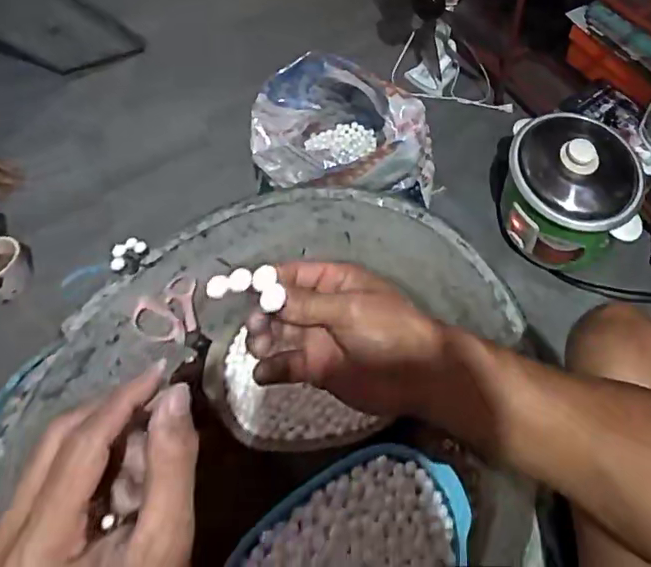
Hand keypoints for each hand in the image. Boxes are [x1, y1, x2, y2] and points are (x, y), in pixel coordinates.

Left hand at [0, 366, 198, 566]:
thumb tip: (177, 395)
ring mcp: (0, 547)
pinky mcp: (9, 553)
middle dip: (113, 412)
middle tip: (160, 408)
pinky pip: (47, 486)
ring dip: (103, 437)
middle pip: (58, 440)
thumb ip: (171, 466)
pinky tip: (121, 486)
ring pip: (49, 459)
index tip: (165, 371)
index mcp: (37, 543)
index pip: (82, 442)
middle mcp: (4, 537)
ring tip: (146, 451)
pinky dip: (89, 467)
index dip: (125, 398)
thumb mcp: (162, 546)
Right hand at [245, 262, 447, 418]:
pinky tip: (265, 373)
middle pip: (278, 305)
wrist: (416, 374)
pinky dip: (271, 369)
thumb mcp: (349, 310)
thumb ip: (308, 304)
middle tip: (255, 326)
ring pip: (278, 334)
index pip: (292, 275)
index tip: (235, 286)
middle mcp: (320, 307)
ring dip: (262, 339)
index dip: (264, 279)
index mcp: (333, 282)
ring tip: (259, 347)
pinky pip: (285, 365)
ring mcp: (317, 338)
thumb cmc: (388, 329)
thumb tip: (268, 292)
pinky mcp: (316, 368)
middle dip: (261, 312)